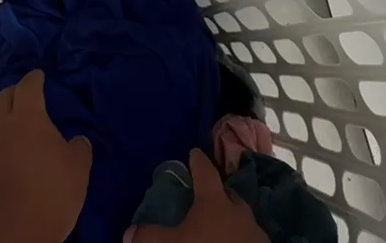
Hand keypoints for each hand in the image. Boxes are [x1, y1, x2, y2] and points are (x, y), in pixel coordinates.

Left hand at [0, 70, 92, 242]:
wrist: (11, 239)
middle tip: (20, 97)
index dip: (34, 79)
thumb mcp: (78, 170)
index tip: (38, 75)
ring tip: (9, 144)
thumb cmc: (51, 196)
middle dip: (12, 95)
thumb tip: (76, 140)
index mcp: (27, 120)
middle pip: (1, 102)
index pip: (28, 88)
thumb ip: (78, 148)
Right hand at [129, 150, 267, 242]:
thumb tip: (129, 232)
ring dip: (232, 219)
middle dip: (218, 194)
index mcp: (215, 201)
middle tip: (206, 198)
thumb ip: (150, 236)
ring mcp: (256, 232)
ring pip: (243, 218)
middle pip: (229, 194)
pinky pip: (251, 238)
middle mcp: (239, 211)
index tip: (194, 152)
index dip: (198, 162)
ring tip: (220, 228)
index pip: (205, 172)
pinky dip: (241, 238)